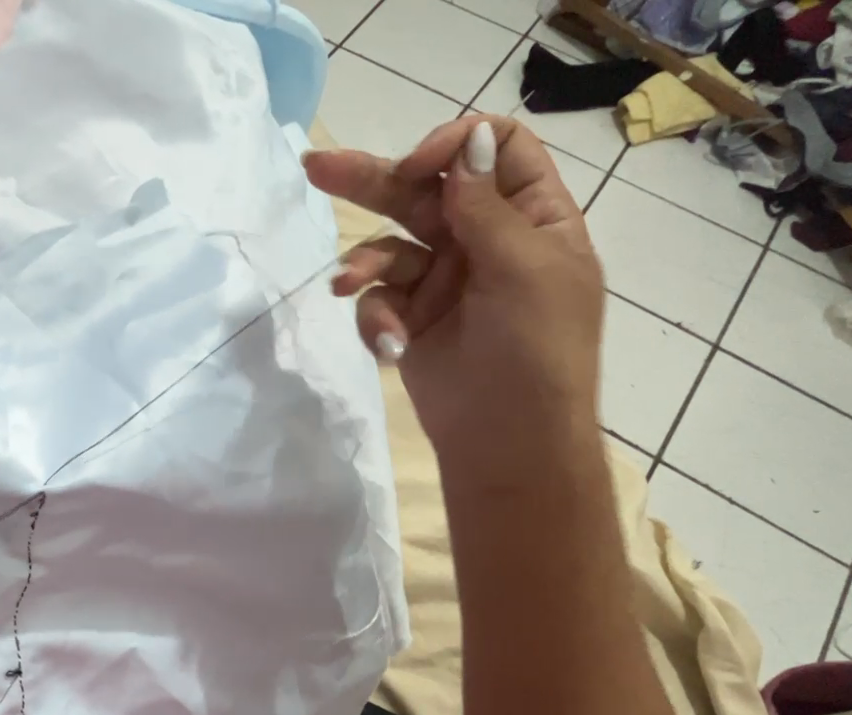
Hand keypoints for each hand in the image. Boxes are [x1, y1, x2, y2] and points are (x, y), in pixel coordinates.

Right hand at [304, 116, 606, 488]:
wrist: (507, 438)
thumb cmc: (537, 350)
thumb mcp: (524, 270)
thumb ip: (485, 207)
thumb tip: (465, 139)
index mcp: (530, 216)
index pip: (493, 150)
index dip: (452, 146)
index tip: (414, 169)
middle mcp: (482, 239)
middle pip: (422, 192)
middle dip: (370, 181)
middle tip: (315, 168)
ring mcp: (440, 280)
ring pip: (387, 248)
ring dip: (363, 265)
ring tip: (345, 286)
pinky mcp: (406, 319)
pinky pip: (376, 301)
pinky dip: (374, 319)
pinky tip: (387, 344)